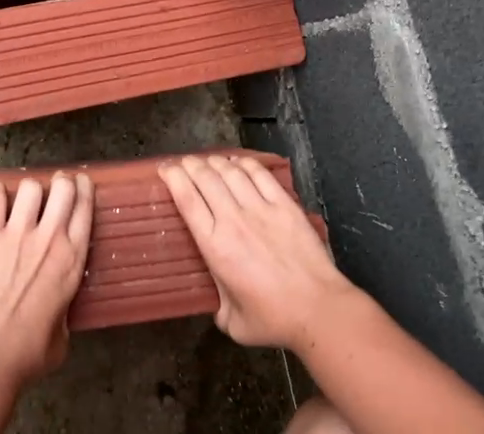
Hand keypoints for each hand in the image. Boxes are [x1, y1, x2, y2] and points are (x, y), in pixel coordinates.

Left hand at [0, 172, 93, 387]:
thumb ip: (63, 312)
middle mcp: (50, 239)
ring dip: (29, 190)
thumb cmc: (28, 352)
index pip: (85, 209)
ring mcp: (18, 234)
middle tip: (54, 187)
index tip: (81, 183)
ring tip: (22, 198)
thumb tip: (57, 312)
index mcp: (72, 261)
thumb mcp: (63, 335)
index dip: (85, 190)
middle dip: (60, 183)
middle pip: (63, 188)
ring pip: (31, 187)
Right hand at [158, 155, 355, 350]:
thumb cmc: (274, 319)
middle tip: (182, 164)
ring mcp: (261, 209)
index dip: (172, 177)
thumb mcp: (232, 321)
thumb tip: (215, 296)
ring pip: (230, 171)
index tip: (164, 170)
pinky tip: (237, 162)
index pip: (187, 198)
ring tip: (207, 162)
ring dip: (214, 162)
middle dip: (189, 164)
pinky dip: (244, 163)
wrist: (318, 309)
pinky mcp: (285, 205)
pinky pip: (259, 174)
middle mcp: (233, 220)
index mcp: (215, 245)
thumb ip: (217, 303)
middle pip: (205, 177)